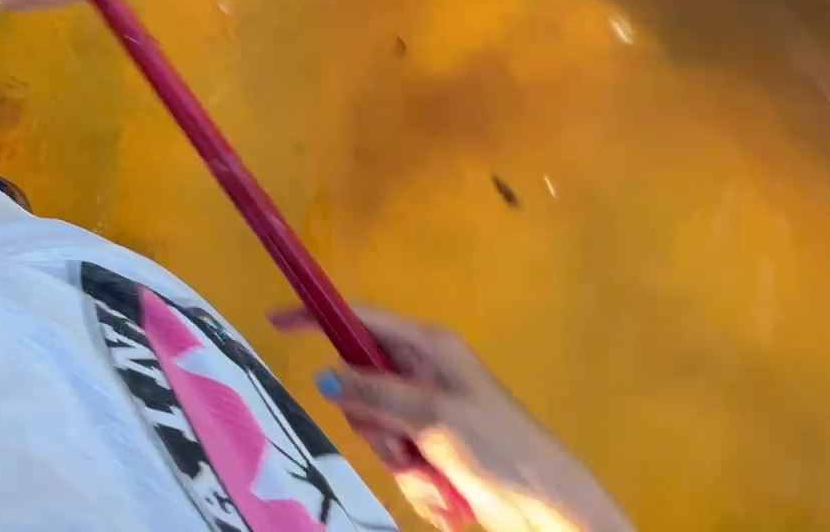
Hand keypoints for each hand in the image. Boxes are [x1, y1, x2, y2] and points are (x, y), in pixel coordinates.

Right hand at [271, 306, 632, 531]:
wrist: (554, 516)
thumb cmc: (501, 449)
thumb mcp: (431, 415)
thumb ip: (372, 393)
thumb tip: (322, 378)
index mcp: (426, 346)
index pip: (356, 318)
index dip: (315, 316)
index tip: (275, 321)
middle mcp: (420, 371)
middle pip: (355, 377)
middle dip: (367, 416)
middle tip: (394, 441)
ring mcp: (423, 408)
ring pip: (368, 418)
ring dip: (389, 450)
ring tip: (424, 470)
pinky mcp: (428, 444)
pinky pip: (389, 449)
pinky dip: (406, 473)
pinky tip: (437, 489)